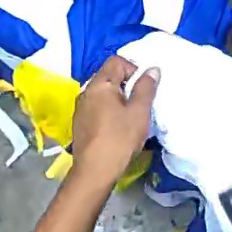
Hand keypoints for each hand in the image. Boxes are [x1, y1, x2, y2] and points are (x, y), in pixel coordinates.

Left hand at [69, 57, 157, 189]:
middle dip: (127, 83)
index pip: (117, 62)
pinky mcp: (80, 122)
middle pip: (108, 76)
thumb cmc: (120, 137)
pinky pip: (97, 105)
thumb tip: (152, 69)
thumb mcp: (140, 111)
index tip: (145, 87)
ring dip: (118, 97)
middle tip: (142, 101)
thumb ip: (146, 87)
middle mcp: (85, 91)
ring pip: (103, 92)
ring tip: (131, 114)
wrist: (96, 169)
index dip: (134, 69)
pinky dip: (109, 108)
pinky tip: (118, 125)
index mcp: (99, 85)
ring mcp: (80, 107)